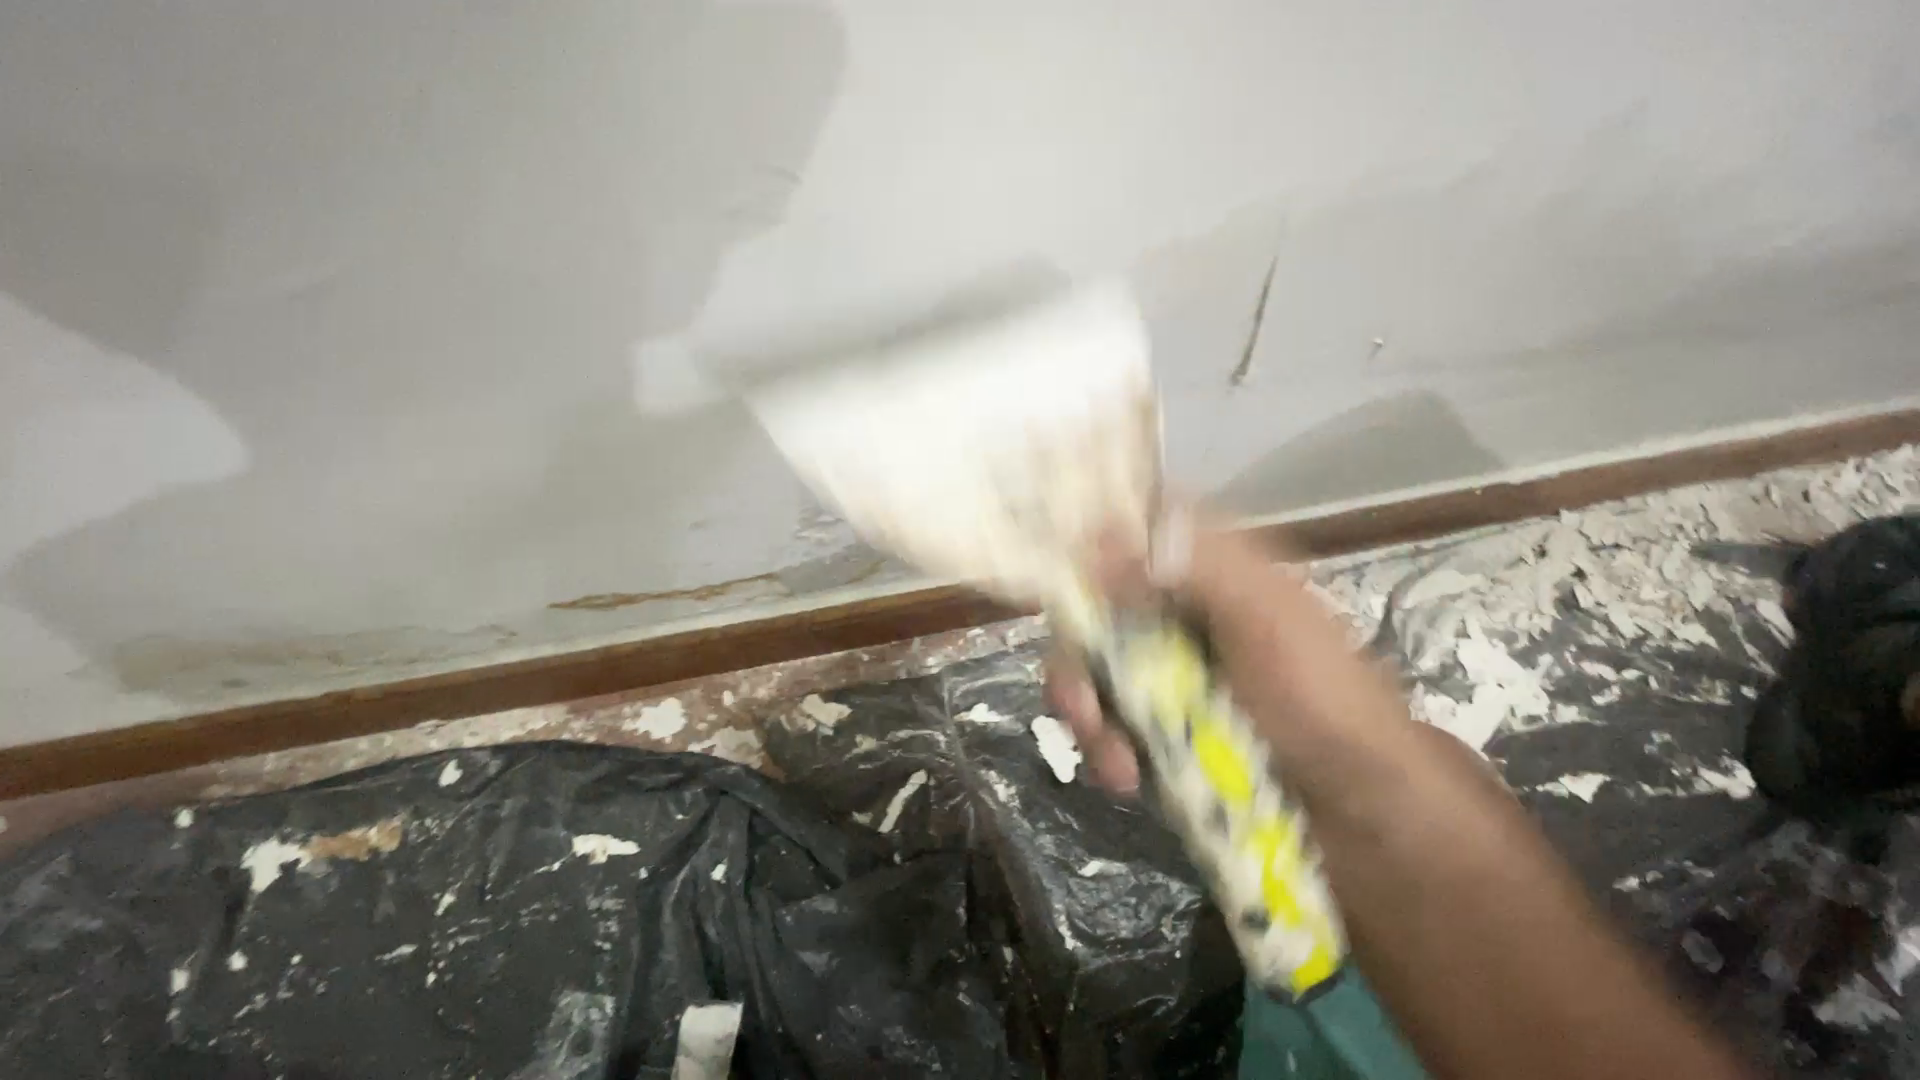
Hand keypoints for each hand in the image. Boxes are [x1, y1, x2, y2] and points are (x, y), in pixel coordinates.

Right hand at [1044, 507, 1414, 799]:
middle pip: (1093, 609)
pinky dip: (1107, 751)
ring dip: (1088, 716)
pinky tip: (1127, 779)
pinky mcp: (1164, 730)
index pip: (1132, 529)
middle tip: (1081, 707)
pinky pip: (1108, 724)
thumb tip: (1098, 529)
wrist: (1369, 816)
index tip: (1057, 584)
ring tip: (1115, 763)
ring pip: (1091, 671)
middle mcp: (1182, 614)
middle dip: (1075, 660)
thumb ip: (1192, 565)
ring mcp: (1171, 675)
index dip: (1087, 545)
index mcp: (1212, 571)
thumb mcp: (1267, 619)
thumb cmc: (1323, 704)